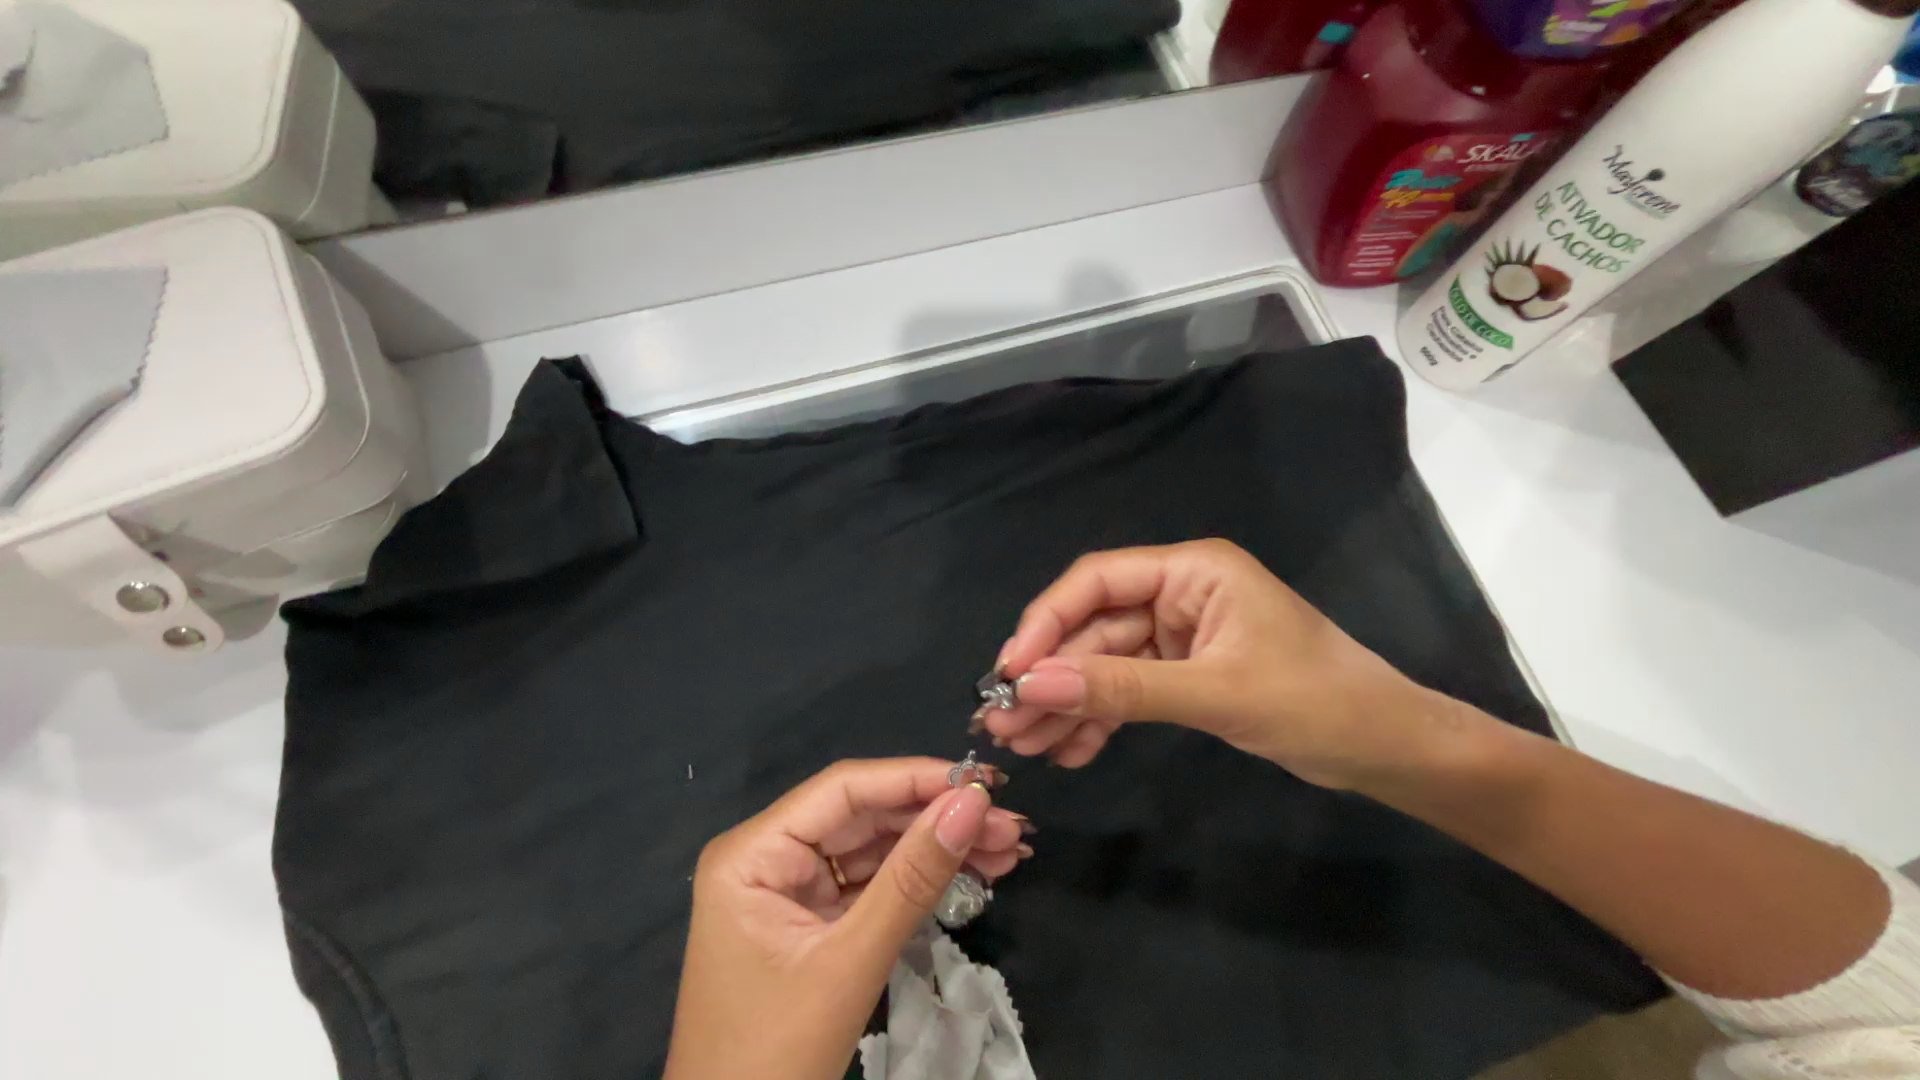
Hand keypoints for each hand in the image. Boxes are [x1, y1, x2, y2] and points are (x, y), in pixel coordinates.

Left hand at [663, 758, 1032, 1079]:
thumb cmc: (777, 1053)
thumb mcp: (851, 961)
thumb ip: (912, 878)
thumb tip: (972, 804)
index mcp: (753, 852)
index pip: (843, 790)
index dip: (915, 778)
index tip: (982, 782)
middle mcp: (768, 856)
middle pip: (864, 817)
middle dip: (937, 818)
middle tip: (1009, 824)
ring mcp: (790, 889)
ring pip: (875, 848)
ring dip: (938, 848)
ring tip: (1007, 848)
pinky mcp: (812, 920)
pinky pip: (872, 883)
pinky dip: (920, 880)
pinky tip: (973, 873)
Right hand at [985, 539, 1472, 788]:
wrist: (1388, 750)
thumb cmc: (1316, 703)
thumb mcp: (1215, 693)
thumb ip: (1124, 688)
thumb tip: (1033, 686)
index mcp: (1192, 571)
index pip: (1098, 581)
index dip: (1046, 621)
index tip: (1010, 672)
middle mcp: (1178, 594)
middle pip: (1094, 628)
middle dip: (1050, 676)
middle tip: (1004, 724)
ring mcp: (1179, 636)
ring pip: (1104, 664)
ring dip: (1066, 704)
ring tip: (1026, 749)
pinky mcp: (1184, 673)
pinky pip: (1127, 691)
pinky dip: (1100, 720)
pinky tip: (1072, 753)